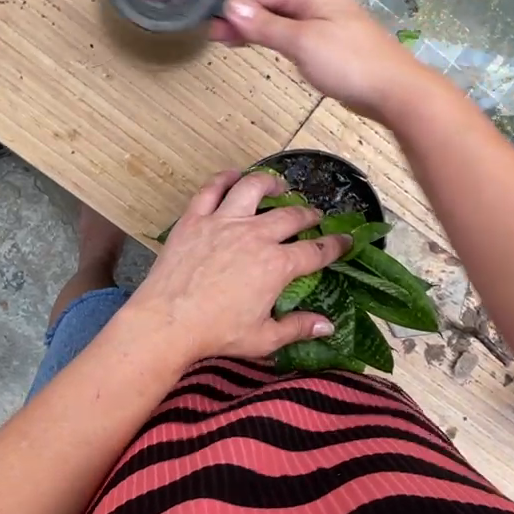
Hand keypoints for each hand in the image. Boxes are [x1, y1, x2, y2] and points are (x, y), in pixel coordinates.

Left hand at [125, 169, 350, 364]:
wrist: (167, 321)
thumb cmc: (216, 333)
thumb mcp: (264, 338)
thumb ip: (297, 327)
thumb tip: (327, 326)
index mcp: (277, 265)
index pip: (315, 251)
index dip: (335, 245)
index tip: (345, 240)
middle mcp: (255, 236)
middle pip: (290, 216)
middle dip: (308, 214)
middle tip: (314, 216)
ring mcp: (223, 222)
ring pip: (253, 189)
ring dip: (271, 184)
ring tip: (279, 186)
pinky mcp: (195, 219)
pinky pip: (211, 189)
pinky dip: (224, 178)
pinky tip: (233, 175)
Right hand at [210, 0, 441, 121]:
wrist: (393, 90)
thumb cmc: (348, 63)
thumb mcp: (302, 43)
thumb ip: (266, 25)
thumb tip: (231, 6)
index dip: (235, 3)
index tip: (213, 26)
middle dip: (241, 14)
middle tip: (214, 37)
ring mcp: (323, 20)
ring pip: (279, 16)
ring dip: (254, 25)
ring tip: (228, 42)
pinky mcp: (327, 41)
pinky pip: (291, 31)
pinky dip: (271, 36)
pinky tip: (260, 46)